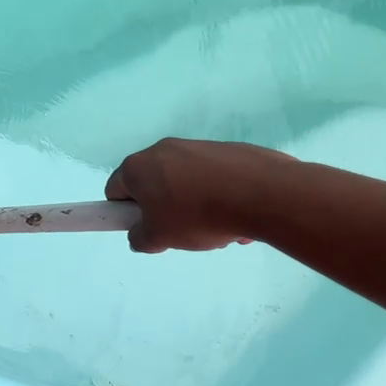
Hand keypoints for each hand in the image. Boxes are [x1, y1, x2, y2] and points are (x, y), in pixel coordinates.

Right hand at [104, 139, 296, 253]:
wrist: (270, 196)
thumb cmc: (199, 216)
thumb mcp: (159, 238)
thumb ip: (139, 239)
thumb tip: (141, 235)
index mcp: (138, 166)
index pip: (116, 190)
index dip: (126, 211)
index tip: (146, 226)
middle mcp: (165, 149)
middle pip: (154, 183)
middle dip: (164, 207)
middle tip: (181, 229)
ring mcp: (201, 146)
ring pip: (188, 180)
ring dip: (196, 202)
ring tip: (219, 226)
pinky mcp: (234, 149)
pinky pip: (218, 176)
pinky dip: (223, 194)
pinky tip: (241, 214)